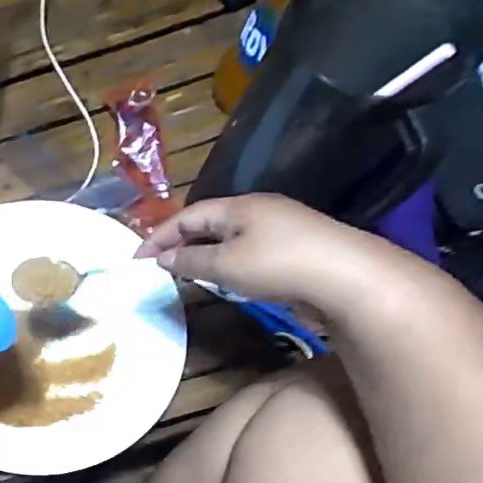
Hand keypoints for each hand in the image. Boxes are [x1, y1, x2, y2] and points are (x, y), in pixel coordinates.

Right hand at [136, 194, 412, 312]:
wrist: (345, 276)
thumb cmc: (278, 264)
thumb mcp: (227, 264)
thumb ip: (191, 261)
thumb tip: (164, 258)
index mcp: (238, 206)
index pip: (188, 215)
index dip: (159, 235)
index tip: (137, 258)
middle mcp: (258, 209)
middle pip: (208, 222)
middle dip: (179, 241)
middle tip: (158, 264)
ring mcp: (279, 227)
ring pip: (228, 236)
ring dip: (202, 251)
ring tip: (184, 271)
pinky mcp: (293, 247)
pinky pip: (246, 248)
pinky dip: (225, 260)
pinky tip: (223, 277)